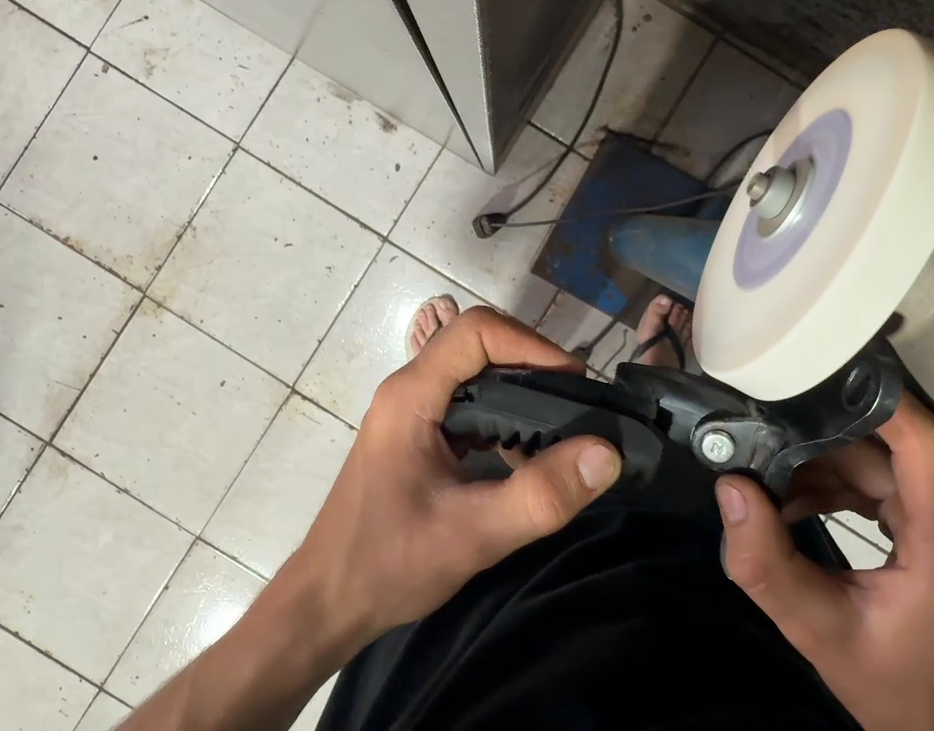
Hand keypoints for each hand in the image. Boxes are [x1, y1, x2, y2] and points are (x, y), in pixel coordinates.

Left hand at [281, 306, 622, 644]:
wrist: (327, 602)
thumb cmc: (388, 564)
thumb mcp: (473, 535)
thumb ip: (541, 496)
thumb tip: (607, 453)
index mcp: (412, 396)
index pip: (474, 331)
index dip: (529, 344)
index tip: (573, 381)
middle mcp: (409, 391)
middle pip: (478, 347)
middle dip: (533, 367)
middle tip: (579, 406)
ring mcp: (411, 412)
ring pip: (475, 376)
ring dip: (521, 394)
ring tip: (563, 431)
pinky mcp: (418, 436)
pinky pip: (467, 406)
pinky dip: (504, 420)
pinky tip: (526, 459)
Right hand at [717, 401, 933, 730]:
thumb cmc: (893, 686)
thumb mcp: (817, 632)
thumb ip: (765, 564)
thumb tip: (731, 488)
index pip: (923, 442)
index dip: (876, 400)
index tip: (817, 372)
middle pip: (895, 451)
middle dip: (824, 445)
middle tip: (764, 448)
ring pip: (892, 465)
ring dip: (831, 469)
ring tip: (777, 487)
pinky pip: (899, 486)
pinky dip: (850, 488)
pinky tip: (804, 503)